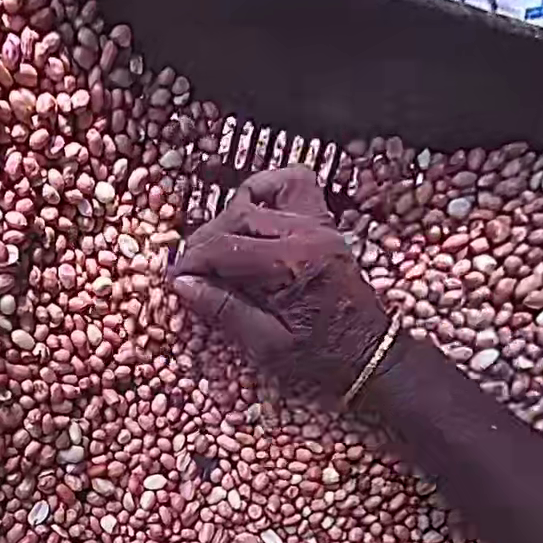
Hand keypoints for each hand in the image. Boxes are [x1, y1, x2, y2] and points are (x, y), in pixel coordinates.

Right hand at [171, 165, 393, 405]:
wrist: (368, 353)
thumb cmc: (317, 357)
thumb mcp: (265, 345)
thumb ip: (225, 310)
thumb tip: (183, 285)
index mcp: (290, 266)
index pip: (224, 247)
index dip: (191, 261)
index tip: (174, 279)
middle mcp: (306, 235)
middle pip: (238, 216)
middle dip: (205, 241)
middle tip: (190, 270)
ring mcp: (318, 224)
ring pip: (260, 195)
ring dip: (230, 217)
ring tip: (218, 249)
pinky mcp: (323, 225)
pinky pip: (293, 186)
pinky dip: (265, 192)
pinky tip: (250, 217)